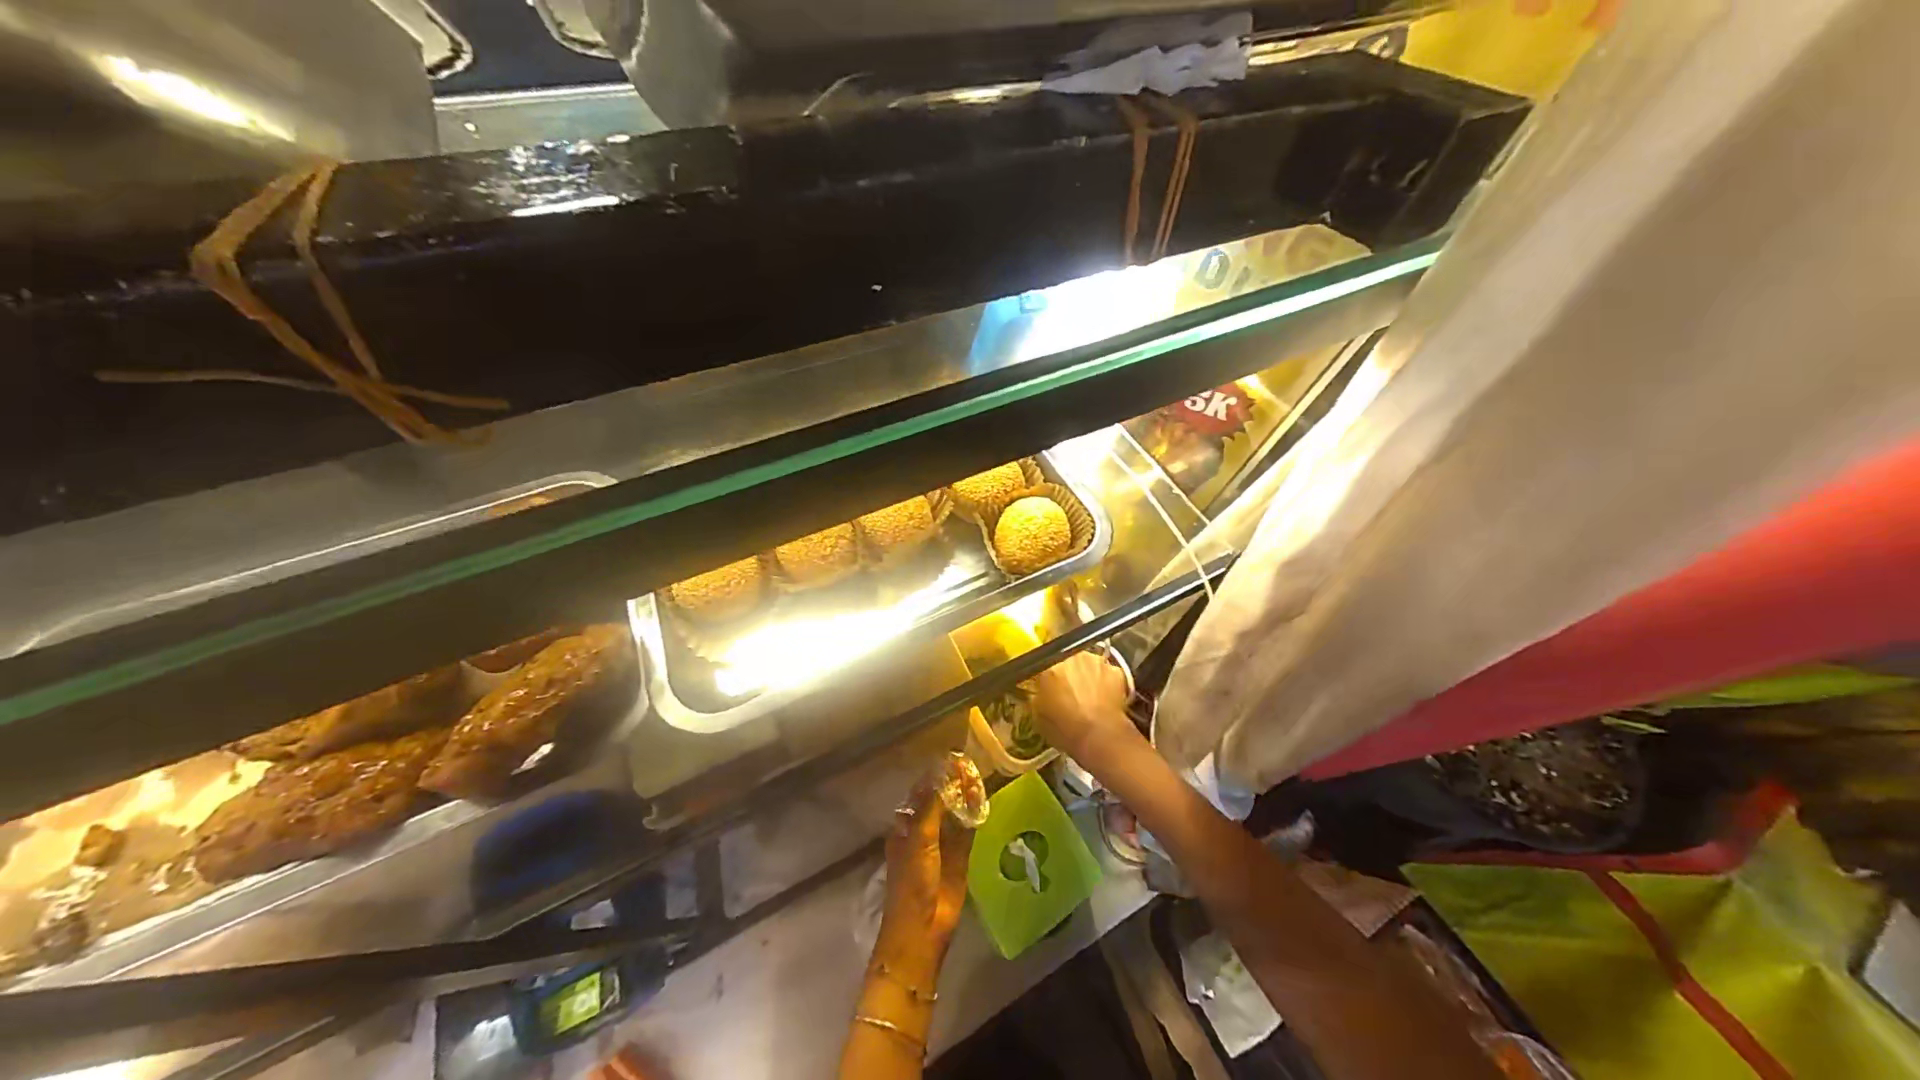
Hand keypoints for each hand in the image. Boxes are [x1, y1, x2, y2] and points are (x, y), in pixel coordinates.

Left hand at [873, 772, 972, 985]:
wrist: (923, 928)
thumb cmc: (912, 882)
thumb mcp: (919, 841)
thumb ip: (931, 810)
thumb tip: (941, 778)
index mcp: (905, 828)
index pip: (920, 795)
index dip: (934, 778)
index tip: (951, 759)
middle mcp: (923, 833)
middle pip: (939, 802)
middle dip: (952, 785)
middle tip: (970, 765)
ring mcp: (942, 845)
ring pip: (955, 815)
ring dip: (964, 798)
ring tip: (979, 777)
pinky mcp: (960, 858)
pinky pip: (968, 831)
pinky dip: (975, 816)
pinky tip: (984, 801)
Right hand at [1031, 650, 1140, 765]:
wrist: (1101, 738)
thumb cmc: (1065, 730)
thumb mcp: (1038, 716)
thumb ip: (1036, 696)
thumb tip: (1038, 692)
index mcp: (1048, 665)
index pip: (1041, 663)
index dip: (1044, 675)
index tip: (1045, 686)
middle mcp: (1072, 656)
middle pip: (1066, 659)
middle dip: (1067, 672)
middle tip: (1068, 691)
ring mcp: (1096, 661)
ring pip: (1088, 663)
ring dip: (1086, 674)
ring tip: (1087, 695)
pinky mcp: (1116, 671)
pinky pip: (1106, 672)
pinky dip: (1105, 681)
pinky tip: (1103, 698)